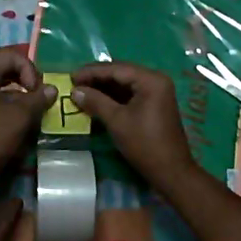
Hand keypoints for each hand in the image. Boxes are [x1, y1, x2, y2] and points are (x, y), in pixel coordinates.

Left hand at [0, 46, 55, 186]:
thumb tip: (51, 89)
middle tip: (36, 91)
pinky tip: (20, 115)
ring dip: (18, 87)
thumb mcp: (21, 116)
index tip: (35, 90)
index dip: (29, 68)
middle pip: (3, 64)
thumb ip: (38, 98)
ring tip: (31, 103)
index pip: (10, 54)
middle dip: (24, 74)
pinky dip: (9, 98)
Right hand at [71, 62, 196, 185]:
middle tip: (74, 82)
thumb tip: (75, 91)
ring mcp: (156, 93)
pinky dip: (113, 97)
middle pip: (121, 73)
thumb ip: (96, 102)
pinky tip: (97, 100)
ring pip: (125, 84)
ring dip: (104, 87)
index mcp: (151, 80)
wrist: (170, 171)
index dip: (92, 72)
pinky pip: (130, 94)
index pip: (117, 69)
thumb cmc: (144, 144)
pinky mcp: (154, 105)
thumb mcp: (117, 121)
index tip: (70, 76)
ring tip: (81, 91)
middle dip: (97, 78)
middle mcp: (156, 81)